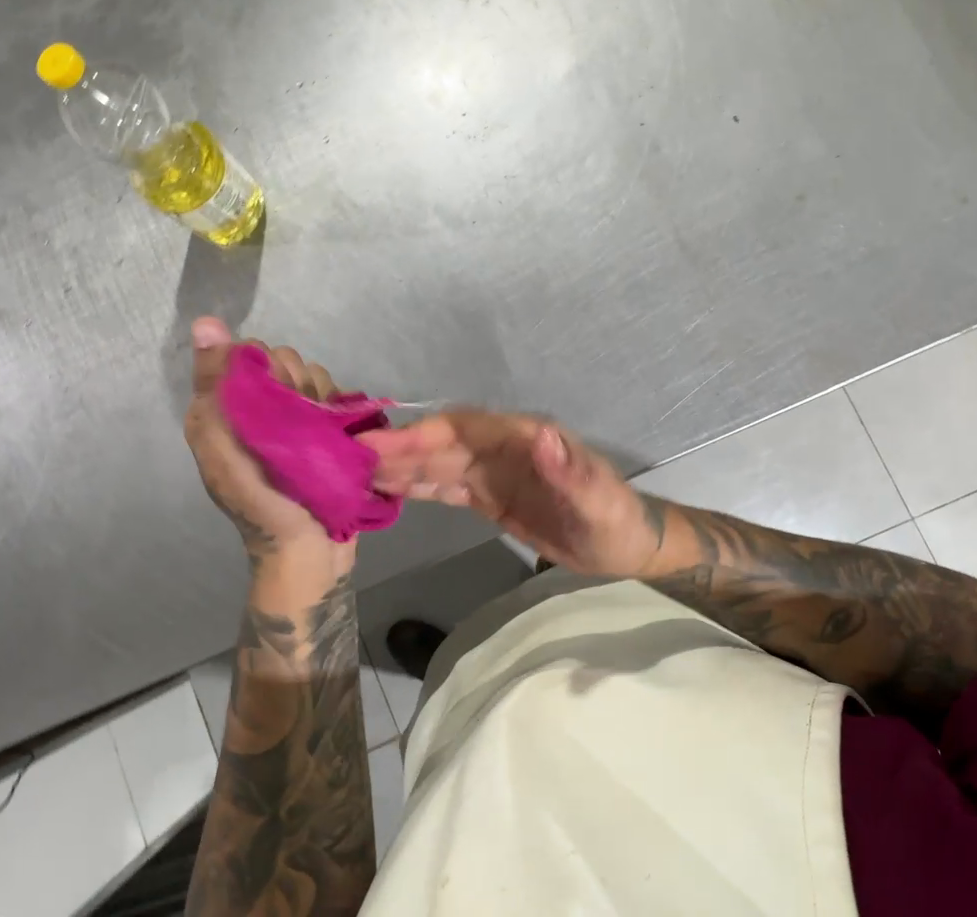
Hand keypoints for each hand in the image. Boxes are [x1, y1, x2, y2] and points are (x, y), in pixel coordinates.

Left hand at [184, 317, 354, 576]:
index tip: (281, 400)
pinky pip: (337, 399)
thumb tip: (205, 323)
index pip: (252, 354)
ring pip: (315, 378)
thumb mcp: (226, 453)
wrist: (309, 556)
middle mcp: (260, 410)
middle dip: (301, 386)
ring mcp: (296, 421)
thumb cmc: (264, 508)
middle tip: (305, 429)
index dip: (271, 369)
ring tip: (326, 440)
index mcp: (226, 411)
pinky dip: (343, 411)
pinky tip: (344, 438)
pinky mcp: (326, 433)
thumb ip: (215, 391)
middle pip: (287, 362)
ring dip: (325, 401)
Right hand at [359, 411, 663, 577]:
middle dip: (398, 449)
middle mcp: (503, 448)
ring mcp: (494, 472)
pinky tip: (386, 491)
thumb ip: (572, 470)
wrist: (628, 546)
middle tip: (348, 457)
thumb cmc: (617, 522)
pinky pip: (445, 487)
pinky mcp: (490, 496)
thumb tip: (542, 436)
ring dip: (400, 467)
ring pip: (438, 464)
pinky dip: (416, 487)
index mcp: (525, 439)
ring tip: (355, 472)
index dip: (423, 436)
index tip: (379, 445)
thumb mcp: (601, 501)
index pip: (464, 430)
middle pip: (442, 444)